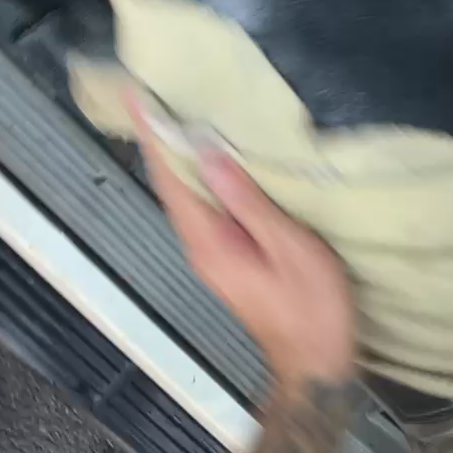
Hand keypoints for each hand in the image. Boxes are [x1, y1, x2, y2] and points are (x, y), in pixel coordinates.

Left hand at [131, 99, 355, 383]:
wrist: (315, 361)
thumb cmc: (310, 306)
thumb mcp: (287, 246)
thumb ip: (247, 200)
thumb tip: (208, 153)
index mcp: (209, 241)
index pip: (172, 178)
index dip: (155, 134)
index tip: (138, 94)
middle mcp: (201, 246)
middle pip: (173, 184)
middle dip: (162, 138)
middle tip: (156, 91)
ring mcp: (213, 254)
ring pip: (189, 195)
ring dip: (181, 155)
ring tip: (178, 112)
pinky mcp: (228, 258)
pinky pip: (206, 207)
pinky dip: (204, 176)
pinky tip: (215, 159)